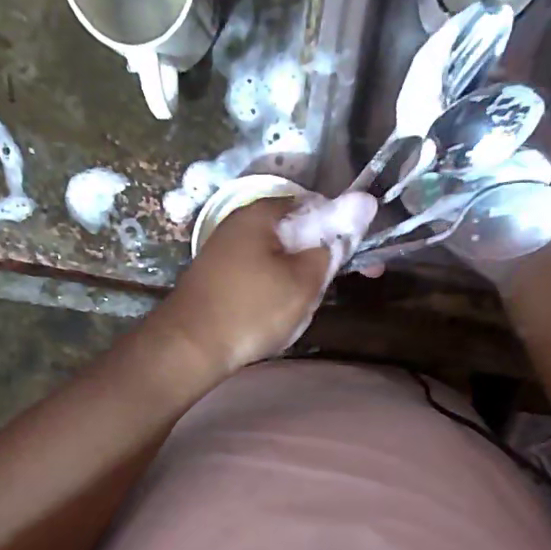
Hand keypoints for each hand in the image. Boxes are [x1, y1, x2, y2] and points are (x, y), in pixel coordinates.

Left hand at [152, 194, 370, 372]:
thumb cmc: (251, 310)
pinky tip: (275, 313)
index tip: (361, 263)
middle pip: (297, 231)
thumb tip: (363, 202)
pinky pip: (259, 273)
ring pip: (279, 256)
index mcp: (263, 212)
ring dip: (297, 278)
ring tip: (301, 307)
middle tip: (328, 291)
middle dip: (319, 258)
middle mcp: (240, 222)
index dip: (345, 231)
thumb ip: (334, 242)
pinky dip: (274, 289)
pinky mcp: (217, 276)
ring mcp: (225, 249)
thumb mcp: (304, 279)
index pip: (319, 205)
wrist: (187, 348)